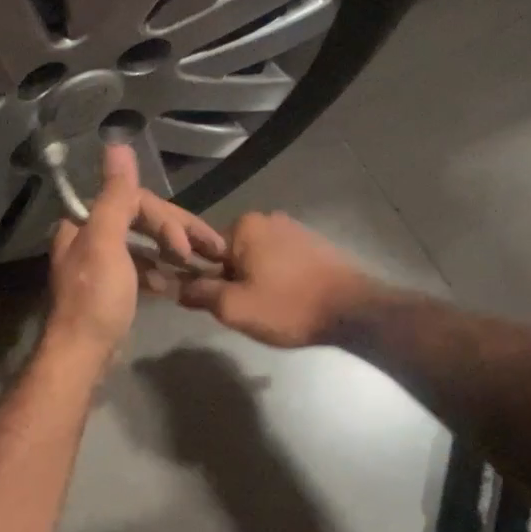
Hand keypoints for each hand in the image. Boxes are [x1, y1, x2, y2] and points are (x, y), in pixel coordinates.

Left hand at [45, 144, 225, 353]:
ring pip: (142, 245)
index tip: (189, 246)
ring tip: (199, 266)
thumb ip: (115, 195)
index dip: (166, 219)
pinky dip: (159, 273)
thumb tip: (117, 143)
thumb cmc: (96, 299)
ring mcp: (99, 265)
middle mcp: (88, 238)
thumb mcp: (106, 242)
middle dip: (175, 233)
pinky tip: (175, 285)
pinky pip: (139, 270)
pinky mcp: (109, 290)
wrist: (82, 355)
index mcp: (84, 223)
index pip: (134, 201)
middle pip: (140, 221)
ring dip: (171, 252)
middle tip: (211, 251)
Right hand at [177, 212, 377, 347]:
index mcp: (243, 226)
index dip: (206, 282)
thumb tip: (176, 287)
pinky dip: (278, 281)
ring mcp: (294, 229)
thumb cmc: (288, 306)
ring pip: (257, 260)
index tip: (218, 306)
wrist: (354, 310)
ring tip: (271, 310)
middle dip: (233, 282)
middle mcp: (268, 219)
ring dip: (256, 283)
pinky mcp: (314, 244)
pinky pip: (280, 262)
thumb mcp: (233, 307)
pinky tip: (289, 302)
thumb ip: (198, 293)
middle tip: (247, 312)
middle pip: (231, 255)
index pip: (204, 253)